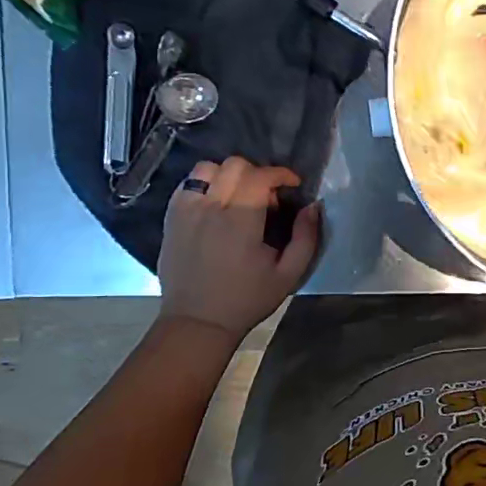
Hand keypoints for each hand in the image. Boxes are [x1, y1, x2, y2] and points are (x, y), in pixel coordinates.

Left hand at [157, 157, 321, 336]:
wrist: (198, 320)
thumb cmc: (247, 299)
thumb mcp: (289, 274)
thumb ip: (306, 238)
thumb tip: (313, 207)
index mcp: (240, 222)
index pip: (259, 176)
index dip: (281, 174)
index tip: (293, 185)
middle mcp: (210, 208)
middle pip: (234, 165)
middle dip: (258, 173)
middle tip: (268, 198)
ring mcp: (186, 211)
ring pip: (208, 168)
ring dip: (229, 175)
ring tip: (239, 197)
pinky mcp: (172, 218)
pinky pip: (188, 184)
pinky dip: (206, 185)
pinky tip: (217, 205)